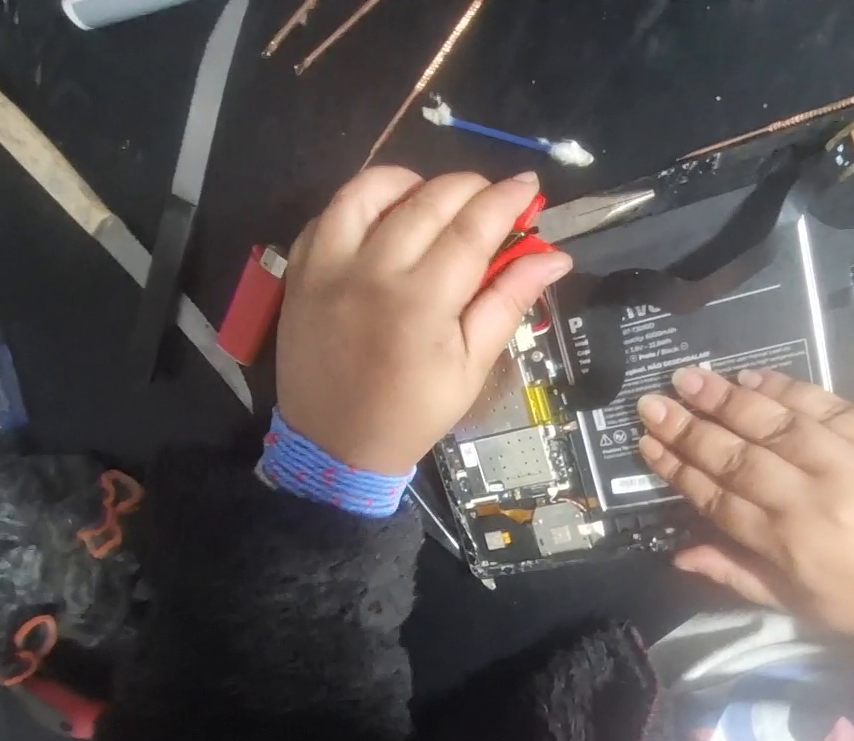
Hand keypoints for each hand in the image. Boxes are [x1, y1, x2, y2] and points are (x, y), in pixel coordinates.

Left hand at [275, 168, 574, 474]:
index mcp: (421, 303)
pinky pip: (329, 212)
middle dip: (469, 188)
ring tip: (436, 197)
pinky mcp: (300, 271)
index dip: (505, 201)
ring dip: (412, 182)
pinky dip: (361, 202)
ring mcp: (328, 267)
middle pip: (427, 201)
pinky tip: (384, 217)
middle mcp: (372, 271)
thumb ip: (508, 304)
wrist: (337, 446)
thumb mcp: (471, 367)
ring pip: (370, 190)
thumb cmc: (413, 413)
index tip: (529, 186)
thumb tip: (553, 257)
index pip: (472, 229)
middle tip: (492, 197)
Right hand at [635, 368, 853, 638]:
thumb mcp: (808, 609)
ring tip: (687, 377)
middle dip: (688, 429)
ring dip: (725, 399)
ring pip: (773, 424)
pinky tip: (751, 377)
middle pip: (736, 457)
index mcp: (789, 547)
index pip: (719, 501)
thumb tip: (682, 557)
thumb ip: (741, 578)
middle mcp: (809, 498)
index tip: (648, 447)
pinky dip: (785, 388)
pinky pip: (823, 405)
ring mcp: (846, 460)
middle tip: (650, 403)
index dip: (679, 471)